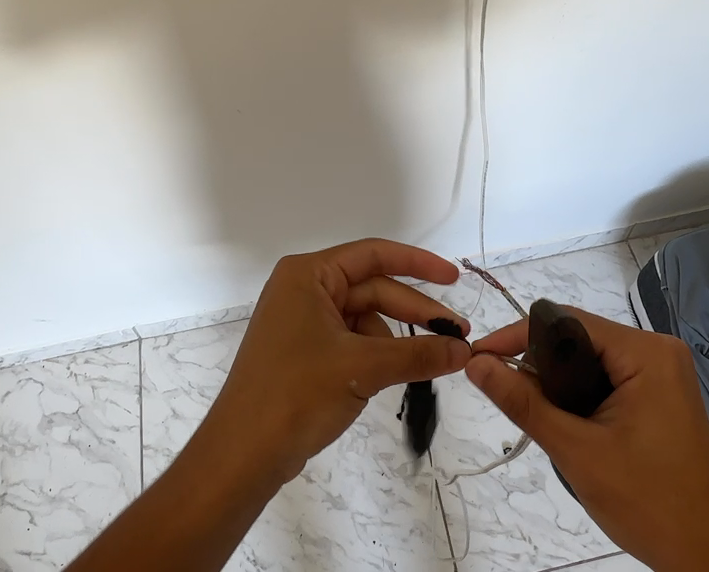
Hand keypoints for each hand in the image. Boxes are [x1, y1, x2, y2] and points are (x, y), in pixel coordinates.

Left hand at [203, 238, 473, 484]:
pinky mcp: (305, 352)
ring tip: (428, 364)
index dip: (417, 263)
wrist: (244, 453)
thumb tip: (464, 351)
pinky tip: (392, 377)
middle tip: (458, 336)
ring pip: (365, 318)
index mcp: (308, 275)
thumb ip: (417, 354)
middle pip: (373, 289)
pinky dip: (377, 355)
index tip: (454, 277)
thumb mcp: (363, 368)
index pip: (373, 255)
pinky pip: (352, 340)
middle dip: (414, 312)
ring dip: (396, 340)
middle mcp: (303, 289)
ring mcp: (302, 321)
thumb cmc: (297, 394)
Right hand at [466, 308, 708, 571]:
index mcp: (646, 352)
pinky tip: (568, 422)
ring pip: (590, 358)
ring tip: (538, 415)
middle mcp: (658, 350)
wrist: (705, 557)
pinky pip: (608, 376)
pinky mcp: (662, 394)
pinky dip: (581, 393)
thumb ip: (523, 402)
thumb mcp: (576, 451)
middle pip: (578, 337)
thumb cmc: (646, 502)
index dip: (518, 336)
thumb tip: (475, 364)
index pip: (566, 322)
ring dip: (558, 382)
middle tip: (508, 396)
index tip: (478, 357)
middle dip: (539, 364)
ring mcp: (664, 372)